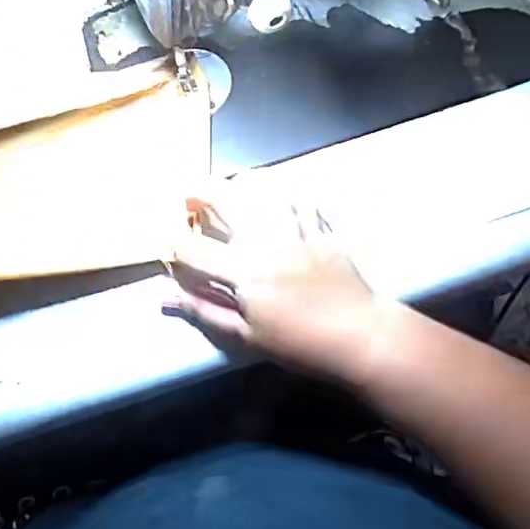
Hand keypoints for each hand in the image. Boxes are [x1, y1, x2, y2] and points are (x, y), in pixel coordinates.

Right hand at [168, 189, 402, 381]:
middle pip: (229, 203)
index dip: (175, 244)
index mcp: (243, 272)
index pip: (196, 249)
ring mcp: (298, 234)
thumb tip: (168, 297)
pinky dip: (292, 195)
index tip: (169, 243)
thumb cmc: (301, 344)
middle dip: (203, 194)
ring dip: (244, 184)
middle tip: (192, 197)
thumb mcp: (248, 336)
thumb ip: (207, 312)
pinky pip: (306, 204)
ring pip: (266, 193)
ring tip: (234, 184)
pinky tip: (286, 192)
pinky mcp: (324, 234)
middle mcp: (266, 244)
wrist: (361, 336)